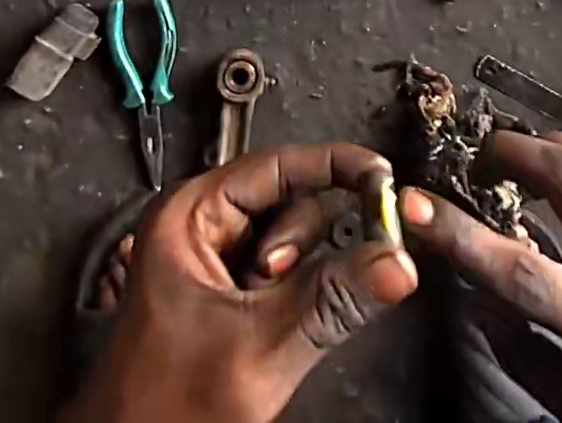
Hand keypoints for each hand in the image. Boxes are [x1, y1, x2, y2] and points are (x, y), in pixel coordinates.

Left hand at [62, 144, 418, 422]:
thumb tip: (396, 263)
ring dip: (298, 277)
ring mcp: (214, 250)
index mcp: (190, 213)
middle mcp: (202, 219)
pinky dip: (293, 290)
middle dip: (303, 246)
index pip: (280, 164)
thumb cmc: (164, 410)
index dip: (336, 165)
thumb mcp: (259, 350)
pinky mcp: (227, 278)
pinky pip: (285, 265)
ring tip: (264, 319)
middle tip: (283, 290)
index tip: (381, 176)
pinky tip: (268, 322)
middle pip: (291, 198)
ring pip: (293, 234)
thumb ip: (333, 301)